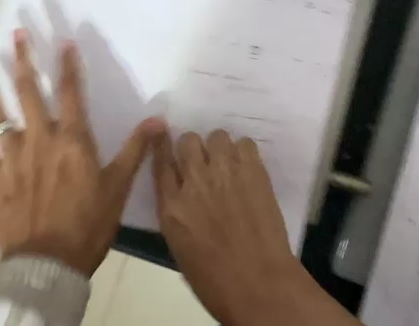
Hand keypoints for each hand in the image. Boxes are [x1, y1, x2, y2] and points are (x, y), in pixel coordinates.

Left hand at [0, 29, 164, 274]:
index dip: (67, 65)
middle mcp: (40, 140)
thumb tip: (160, 118)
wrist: (47, 265)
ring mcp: (13, 159)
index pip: (70, 92)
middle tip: (17, 33)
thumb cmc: (87, 223)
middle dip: (23, 60)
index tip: (63, 41)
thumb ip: (136, 149)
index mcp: (72, 139)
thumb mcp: (118, 186)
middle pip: (29, 92)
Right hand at [153, 130, 350, 325]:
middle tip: (204, 163)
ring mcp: (225, 171)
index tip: (163, 136)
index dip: (162, 146)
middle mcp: (195, 181)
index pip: (161, 162)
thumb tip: (183, 193)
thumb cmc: (215, 278)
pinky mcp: (253, 169)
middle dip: (194, 150)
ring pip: (217, 136)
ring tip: (228, 166)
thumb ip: (178, 213)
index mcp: (172, 207)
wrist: (257, 282)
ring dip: (219, 149)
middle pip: (188, 141)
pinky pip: (245, 143)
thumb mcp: (180, 247)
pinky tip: (246, 170)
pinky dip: (243, 153)